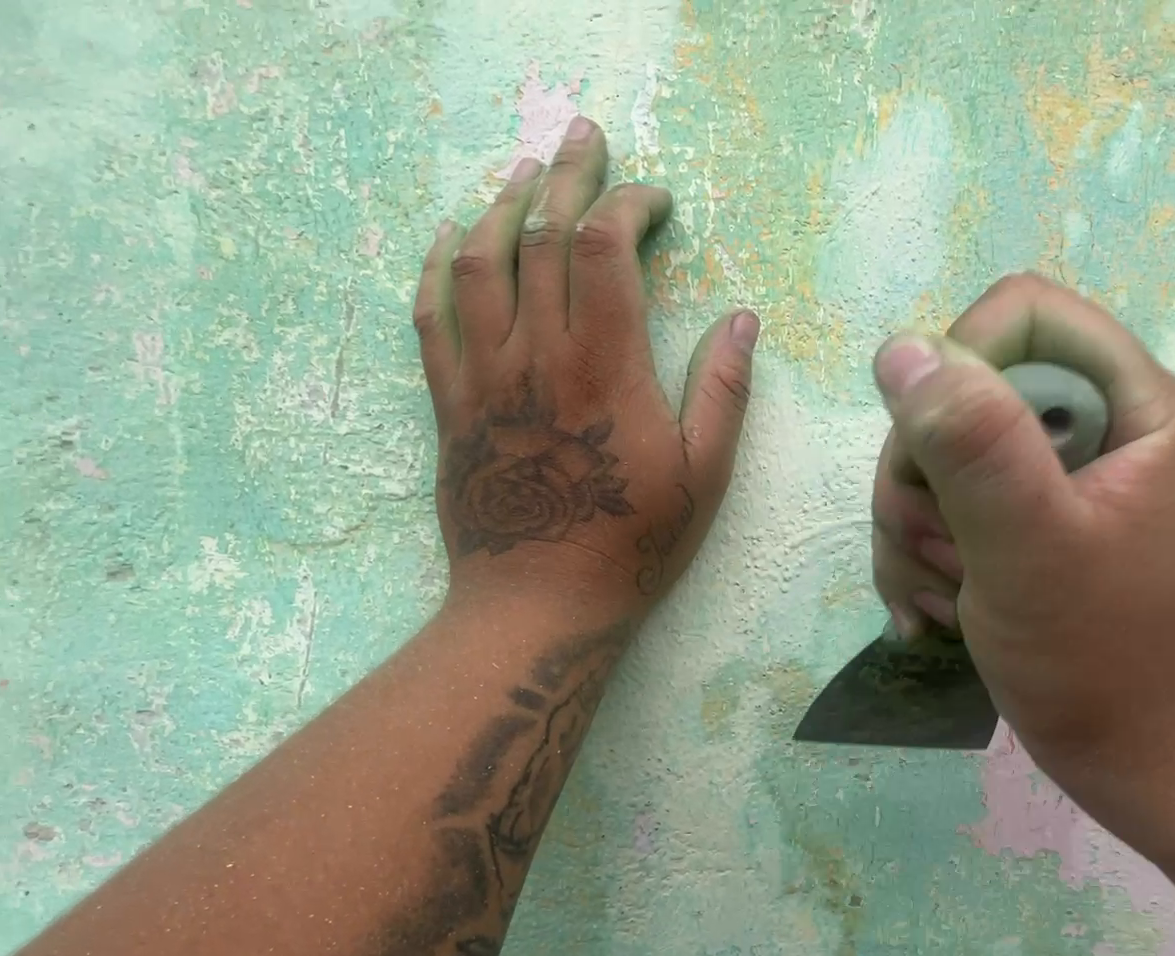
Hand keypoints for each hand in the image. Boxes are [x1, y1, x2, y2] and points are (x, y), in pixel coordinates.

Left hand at [413, 117, 757, 619]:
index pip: (606, 250)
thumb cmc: (636, 541)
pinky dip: (437, 266)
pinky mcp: (449, 401)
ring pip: (477, 262)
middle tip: (583, 134)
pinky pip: (430, 315)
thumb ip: (723, 389)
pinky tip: (449, 239)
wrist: (539, 602)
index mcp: (607, 368)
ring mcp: (484, 375)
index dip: (629, 207)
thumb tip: (743, 318)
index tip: (656, 202)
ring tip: (523, 171)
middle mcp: (538, 355)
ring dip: (500, 204)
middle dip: (566, 175)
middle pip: (540, 237)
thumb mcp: (707, 474)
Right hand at [869, 273, 1174, 780]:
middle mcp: (1098, 426)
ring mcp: (1057, 475)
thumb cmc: (1097, 657)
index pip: (1025, 314)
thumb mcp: (1030, 546)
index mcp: (1137, 406)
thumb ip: (975, 443)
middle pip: (965, 385)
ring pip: (937, 450)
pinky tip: (938, 610)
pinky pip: (941, 502)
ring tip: (945, 594)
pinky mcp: (1024, 517)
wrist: (1127, 751)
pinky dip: (923, 554)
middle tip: (941, 548)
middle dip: (924, 470)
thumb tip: (902, 349)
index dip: (959, 361)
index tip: (934, 450)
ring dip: (915, 524)